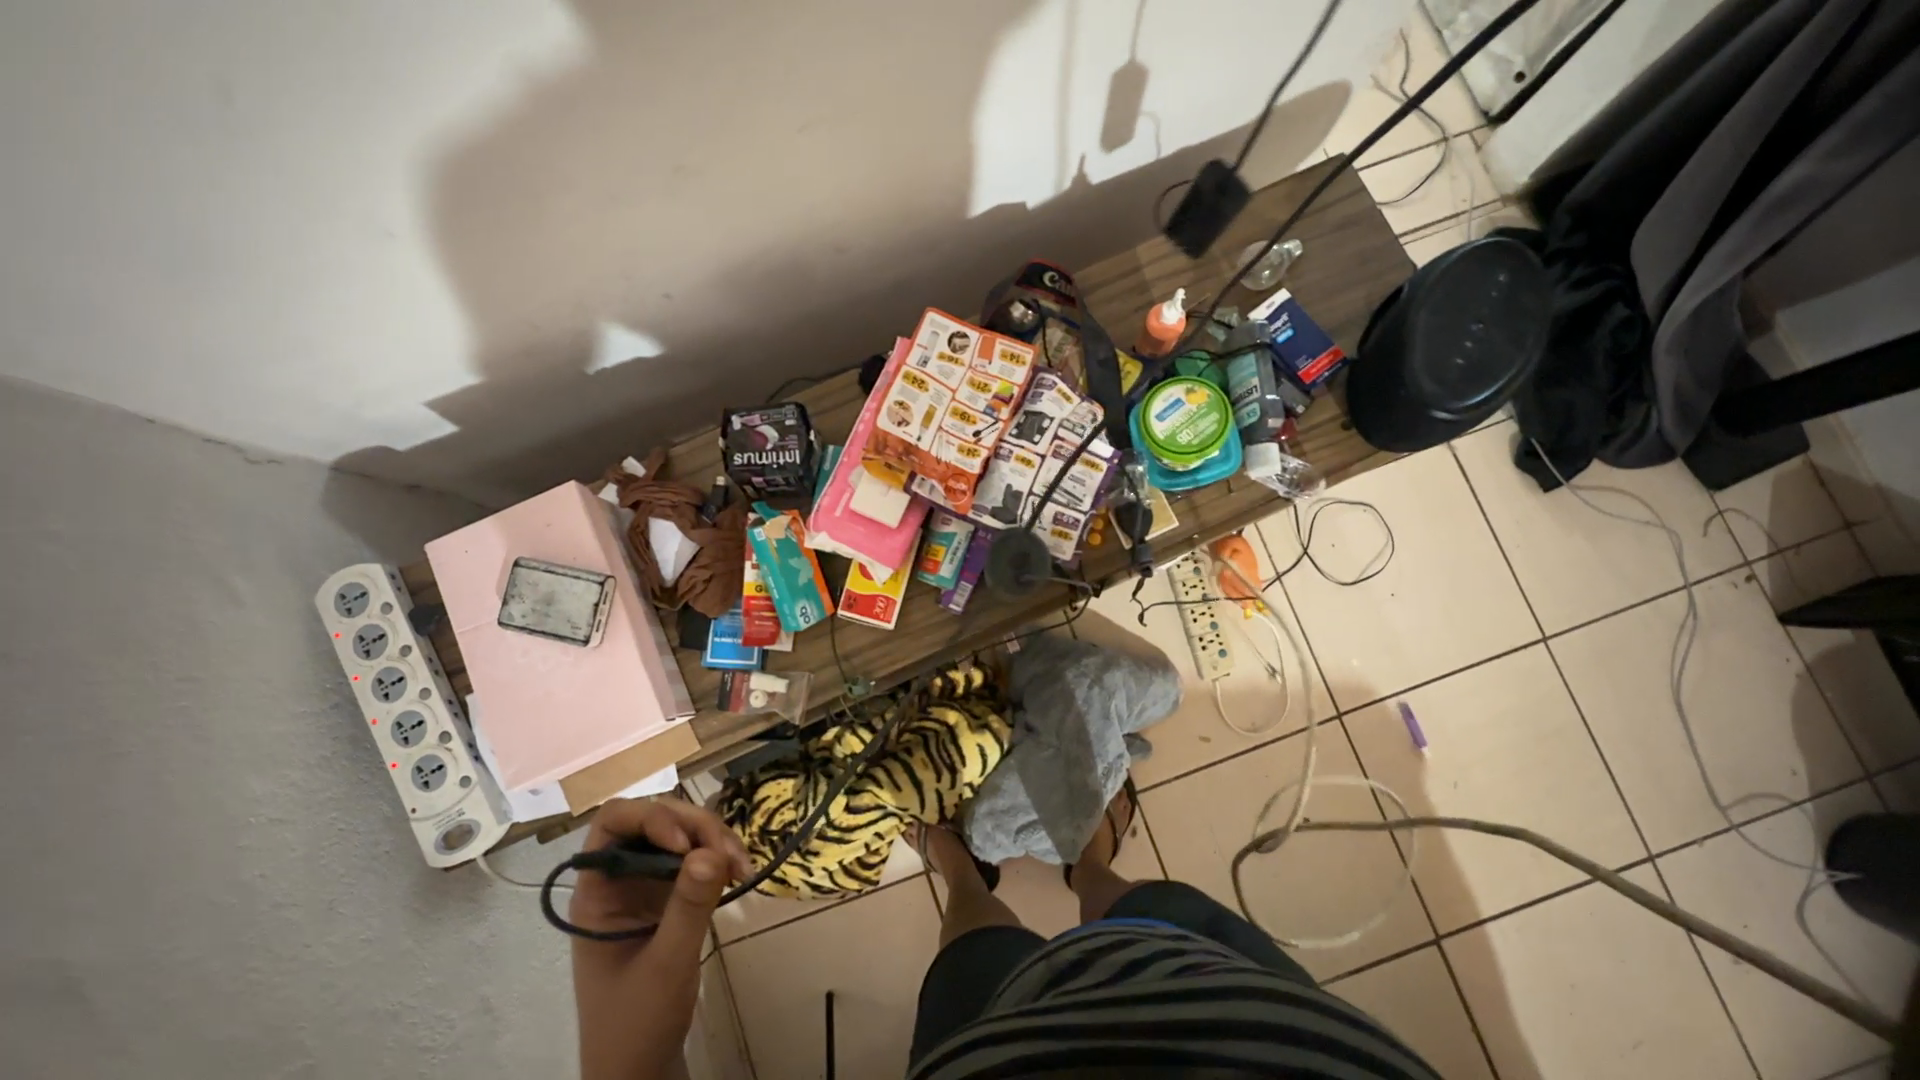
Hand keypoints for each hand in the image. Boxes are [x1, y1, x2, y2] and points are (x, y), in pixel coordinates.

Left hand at [569, 797, 752, 1079]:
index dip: (651, 817)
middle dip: (695, 827)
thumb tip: (710, 851)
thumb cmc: (636, 1022)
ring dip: (714, 841)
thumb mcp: (665, 965)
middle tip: (730, 855)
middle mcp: (619, 879)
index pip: (614, 823)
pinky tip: (741, 874)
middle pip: (654, 821)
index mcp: (597, 890)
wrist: (638, 1069)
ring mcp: (645, 888)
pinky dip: (720, 860)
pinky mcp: (669, 900)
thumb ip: (687, 907)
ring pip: (680, 836)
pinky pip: (695, 861)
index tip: (686, 843)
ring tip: (743, 867)